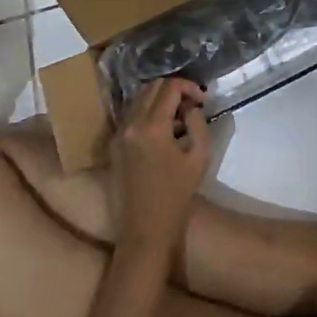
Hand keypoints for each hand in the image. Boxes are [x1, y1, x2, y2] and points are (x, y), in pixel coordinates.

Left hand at [113, 78, 210, 248]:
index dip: (189, 86)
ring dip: (160, 99)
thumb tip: (191, 108)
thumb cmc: (177, 194)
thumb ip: (198, 123)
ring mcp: (118, 135)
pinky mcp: (113, 146)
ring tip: (179, 116)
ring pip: (139, 99)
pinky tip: (164, 129)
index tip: (203, 99)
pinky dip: (148, 112)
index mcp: (152, 127)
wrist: (146, 230)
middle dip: (175, 89)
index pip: (170, 87)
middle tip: (192, 104)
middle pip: (152, 87)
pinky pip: (131, 115)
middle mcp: (130, 125)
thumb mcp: (199, 156)